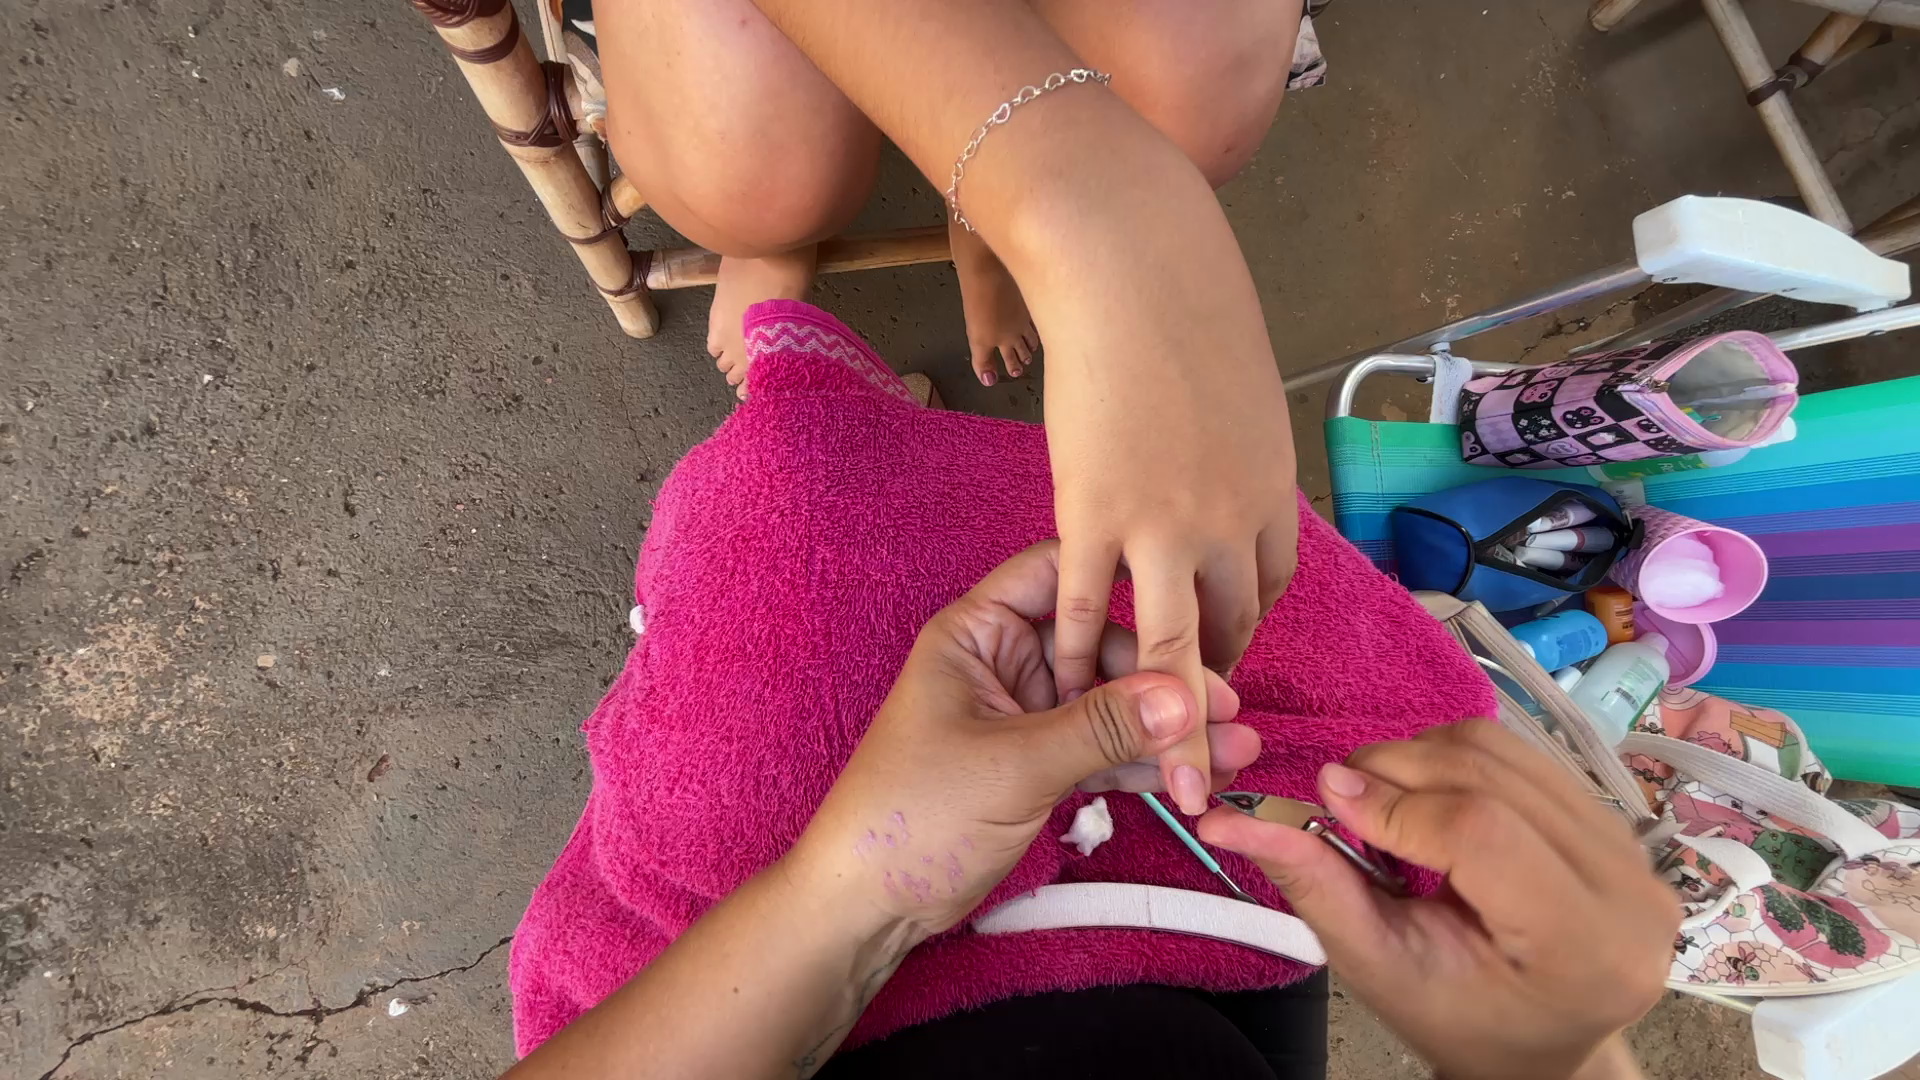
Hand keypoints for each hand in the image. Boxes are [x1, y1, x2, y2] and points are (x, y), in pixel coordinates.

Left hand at [792, 541, 1259, 935]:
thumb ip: (1100, 728)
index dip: (1113, 579)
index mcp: (979, 631)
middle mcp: (1006, 659)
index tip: (1182, 598)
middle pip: (1097, 646)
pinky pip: (1099, 748)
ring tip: (1234, 749)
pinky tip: (1195, 775)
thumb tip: (1185, 696)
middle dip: (1160, 679)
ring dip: (1164, 727)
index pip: (1054, 575)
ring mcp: (1026, 711)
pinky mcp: (1039, 758)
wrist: (871, 902)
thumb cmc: (916, 813)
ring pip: (1106, 703)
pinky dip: (1141, 763)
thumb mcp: (1012, 764)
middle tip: (1226, 709)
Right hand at [1029, 146, 1299, 816]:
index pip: (1268, 581)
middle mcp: (1232, 519)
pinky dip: (1083, 651)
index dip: (1246, 622)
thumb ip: (1233, 448)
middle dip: (1216, 673)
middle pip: (1232, 621)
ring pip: (1171, 639)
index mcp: (1269, 484)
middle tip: (1193, 711)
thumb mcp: (1239, 386)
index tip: (1225, 640)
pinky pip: (1093, 604)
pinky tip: (1069, 683)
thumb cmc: (1188, 309)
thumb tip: (1213, 468)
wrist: (1136, 267)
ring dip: (1160, 701)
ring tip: (1148, 748)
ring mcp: (1166, 523)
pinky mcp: (1098, 514)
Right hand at [1198, 720, 1677, 1079]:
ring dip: (1413, 758)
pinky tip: (1429, 801)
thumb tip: (1222, 818)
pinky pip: (1507, 745)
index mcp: (1585, 947)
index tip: (1324, 800)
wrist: (1534, 1035)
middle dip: (1390, 771)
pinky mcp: (1605, 813)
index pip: (1481, 831)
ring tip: (1387, 807)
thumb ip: (1307, 883)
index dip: (1390, 804)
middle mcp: (1628, 886)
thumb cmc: (1450, 1011)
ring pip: (1491, 745)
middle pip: (1483, 773)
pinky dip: (1443, 755)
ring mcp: (1628, 844)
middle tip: (1345, 806)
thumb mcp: (1370, 962)